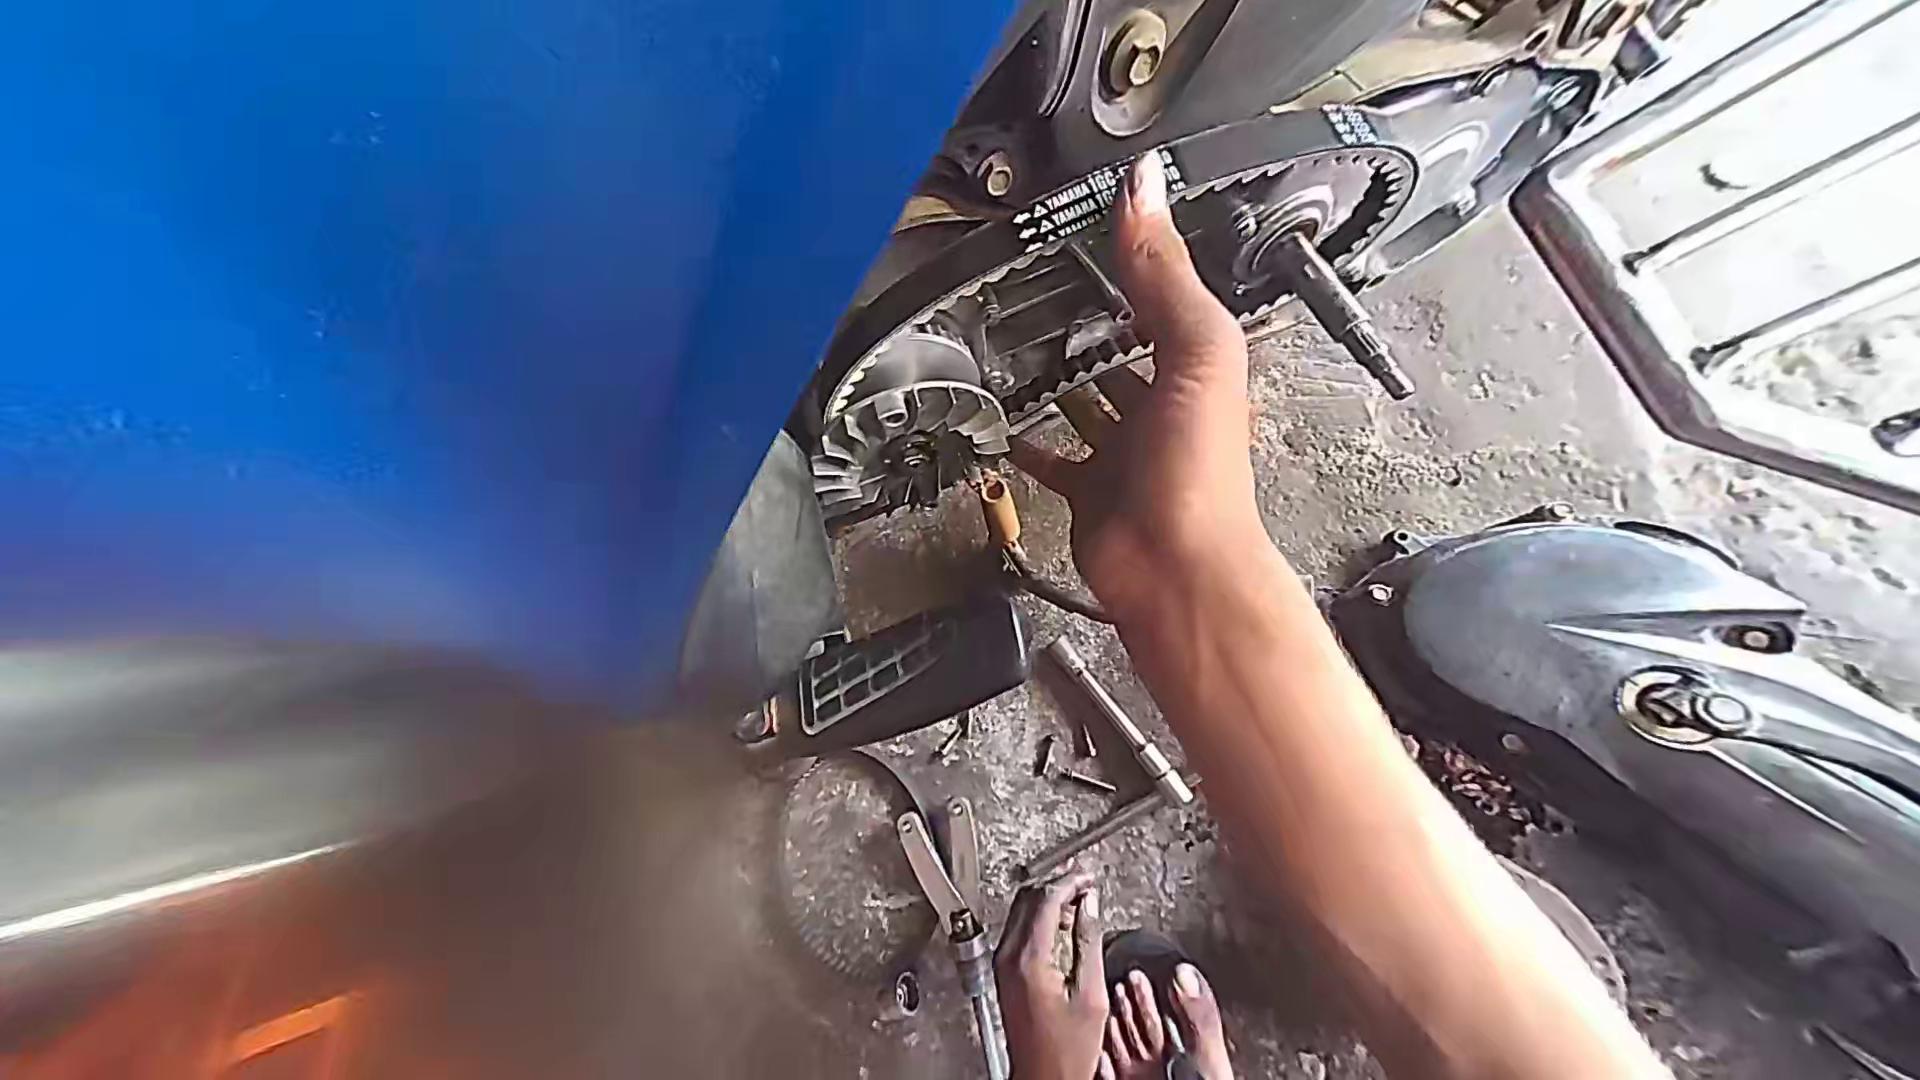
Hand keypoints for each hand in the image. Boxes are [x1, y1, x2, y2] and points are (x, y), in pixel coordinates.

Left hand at [996, 873, 1107, 1079]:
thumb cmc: (1066, 1052)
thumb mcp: (1090, 995)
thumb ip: (1089, 941)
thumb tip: (1091, 903)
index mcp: (1029, 959)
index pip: (1045, 899)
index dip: (1070, 881)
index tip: (1089, 877)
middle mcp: (1009, 955)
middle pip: (1029, 897)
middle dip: (1058, 883)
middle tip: (1084, 881)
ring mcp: (1002, 961)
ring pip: (1022, 907)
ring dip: (1049, 896)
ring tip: (1078, 898)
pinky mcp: (1003, 968)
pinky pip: (1019, 925)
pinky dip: (1040, 914)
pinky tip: (1061, 920)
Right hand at [1009, 153, 1266, 620]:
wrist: (1172, 566)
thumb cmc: (1197, 472)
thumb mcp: (1194, 353)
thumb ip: (1164, 274)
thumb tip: (1144, 188)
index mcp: (1193, 372)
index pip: (1164, 305)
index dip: (1139, 271)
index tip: (1104, 238)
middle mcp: (1159, 410)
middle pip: (1121, 357)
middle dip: (1093, 329)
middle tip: (1053, 298)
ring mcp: (1121, 452)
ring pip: (1085, 406)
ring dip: (1059, 384)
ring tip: (1023, 353)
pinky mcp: (1087, 488)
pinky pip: (1053, 459)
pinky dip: (1030, 444)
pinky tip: (1009, 428)